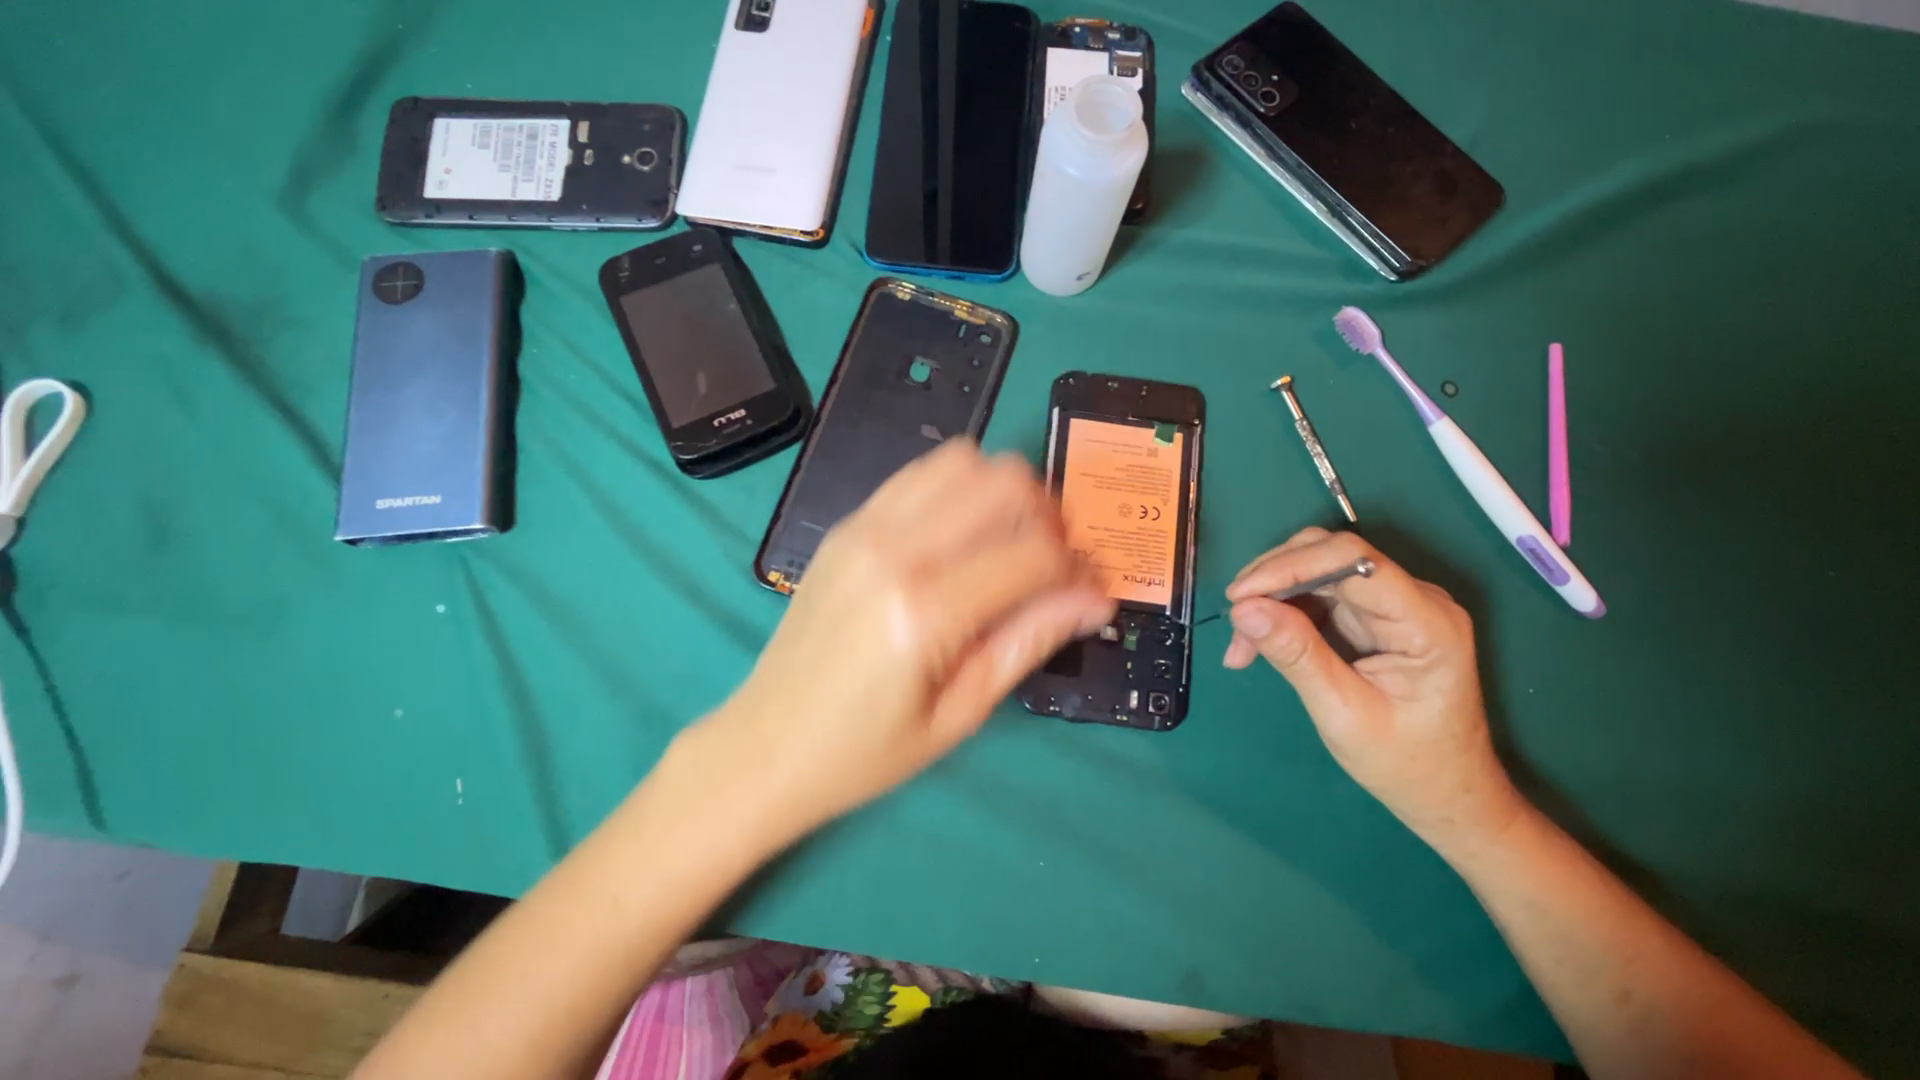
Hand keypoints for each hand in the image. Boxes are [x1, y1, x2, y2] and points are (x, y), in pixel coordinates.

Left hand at [699, 440, 1113, 837]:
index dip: (1078, 568)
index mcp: (926, 610)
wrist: (766, 744)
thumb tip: (1094, 599)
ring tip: (1010, 541)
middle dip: (1048, 514)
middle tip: (1054, 561)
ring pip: (962, 461)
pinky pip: (918, 474)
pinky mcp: (847, 525)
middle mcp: (895, 551)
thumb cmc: (865, 751)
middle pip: (1003, 482)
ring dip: (1003, 491)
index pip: (1034, 553)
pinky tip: (961, 534)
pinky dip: (956, 488)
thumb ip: (1027, 643)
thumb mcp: (959, 714)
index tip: (1090, 589)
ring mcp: (864, 528)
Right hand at [1222, 528, 1522, 846]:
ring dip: (1272, 599)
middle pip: (1332, 556)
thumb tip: (1243, 609)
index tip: (1239, 596)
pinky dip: (1283, 614)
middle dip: (1274, 580)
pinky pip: (1320, 597)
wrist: (1447, 794)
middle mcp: (1415, 599)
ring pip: (1318, 572)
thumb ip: (1297, 656)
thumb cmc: (1405, 764)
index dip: (1289, 566)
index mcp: (1425, 621)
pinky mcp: (1375, 618)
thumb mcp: (1343, 714)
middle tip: (1235, 620)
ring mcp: (1395, 606)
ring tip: (1241, 645)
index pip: (1352, 560)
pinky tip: (1257, 645)